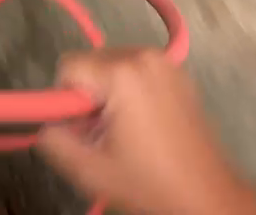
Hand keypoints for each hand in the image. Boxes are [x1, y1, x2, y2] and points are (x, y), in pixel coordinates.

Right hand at [39, 49, 255, 214]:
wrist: (211, 200)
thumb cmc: (150, 186)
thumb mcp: (92, 172)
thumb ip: (55, 142)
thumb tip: (45, 124)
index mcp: (120, 73)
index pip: (68, 67)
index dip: (67, 100)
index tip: (84, 131)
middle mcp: (142, 55)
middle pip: (91, 63)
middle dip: (88, 95)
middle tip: (103, 136)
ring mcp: (164, 61)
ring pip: (112, 64)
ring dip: (108, 91)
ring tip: (125, 132)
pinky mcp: (178, 71)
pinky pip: (135, 69)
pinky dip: (130, 88)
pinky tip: (143, 124)